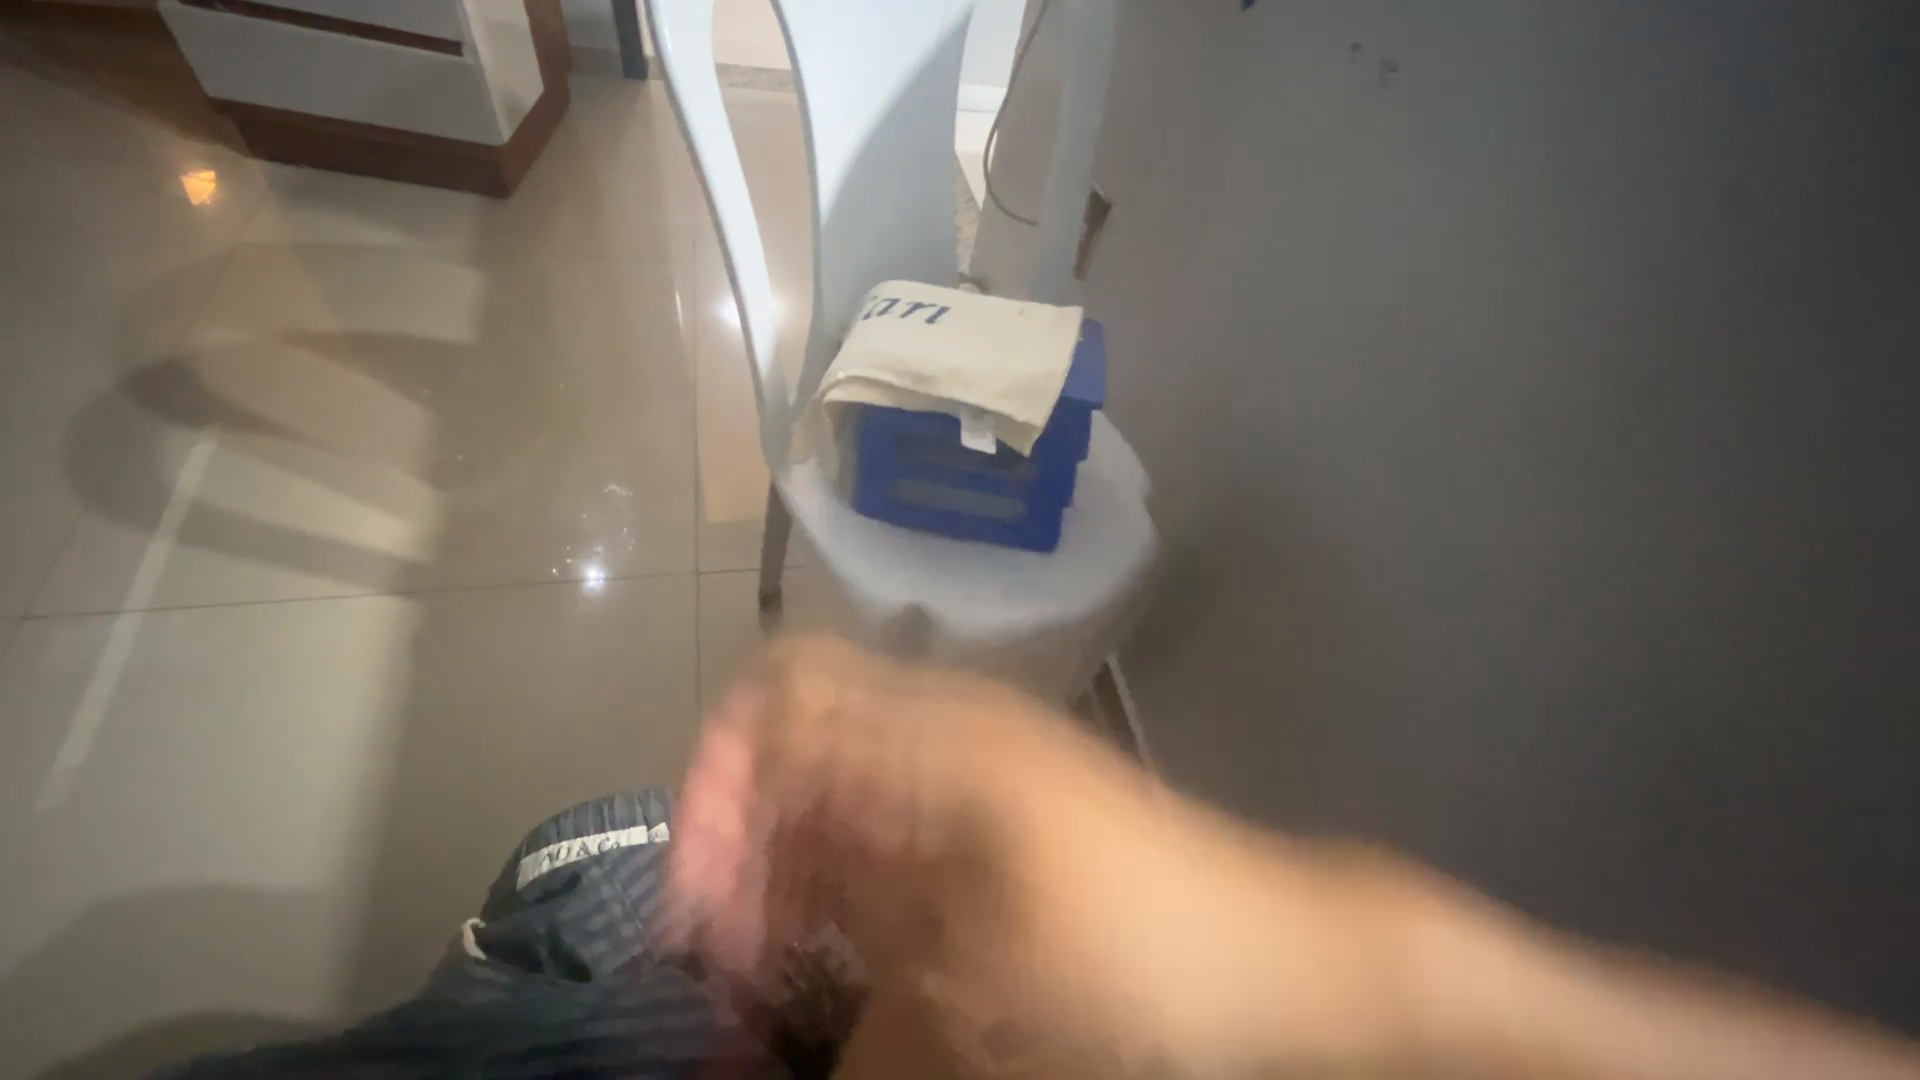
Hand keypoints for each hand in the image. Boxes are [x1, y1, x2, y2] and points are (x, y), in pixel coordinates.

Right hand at [664, 637, 1401, 1076]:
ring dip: (778, 876)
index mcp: (932, 734)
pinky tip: (828, 961)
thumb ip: (858, 926)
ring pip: (824, 796)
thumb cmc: (1136, 945)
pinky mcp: (972, 829)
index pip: (779, 693)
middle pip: (788, 747)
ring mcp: (954, 780)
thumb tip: (744, 927)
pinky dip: (829, 894)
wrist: (1265, 957)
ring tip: (763, 974)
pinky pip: (872, 838)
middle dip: (737, 841)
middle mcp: (932, 737)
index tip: (700, 892)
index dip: (718, 775)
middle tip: (724, 956)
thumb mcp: (987, 954)